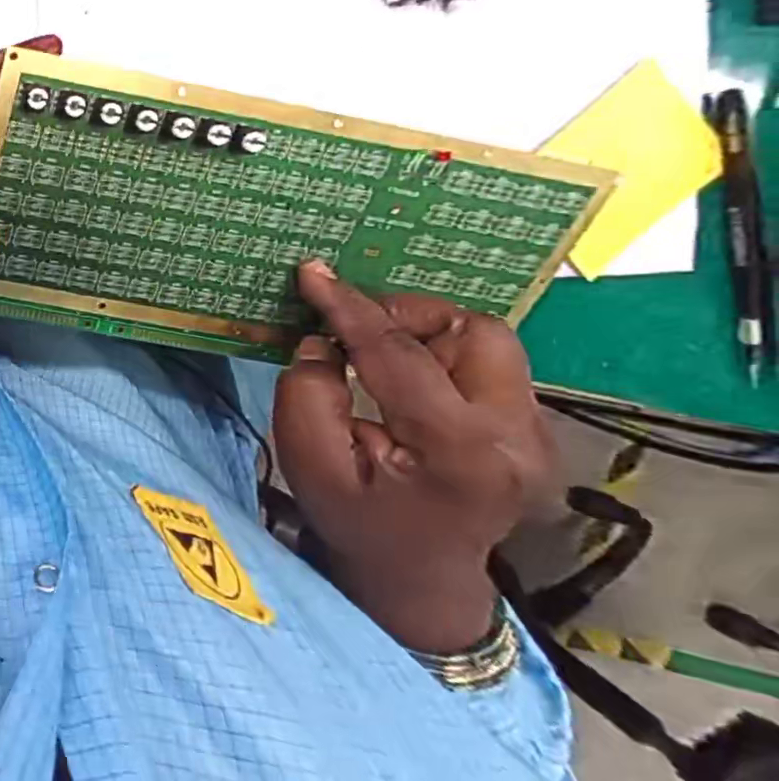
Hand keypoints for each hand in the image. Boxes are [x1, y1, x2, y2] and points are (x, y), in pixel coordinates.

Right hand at [272, 260, 560, 652]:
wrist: (417, 572)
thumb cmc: (354, 518)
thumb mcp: (307, 461)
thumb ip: (308, 393)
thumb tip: (324, 343)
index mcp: (458, 450)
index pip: (400, 355)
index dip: (350, 308)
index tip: (313, 273)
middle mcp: (518, 435)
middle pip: (474, 331)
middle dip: (405, 315)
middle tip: (350, 328)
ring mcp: (537, 432)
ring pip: (487, 339)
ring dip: (423, 331)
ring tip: (375, 350)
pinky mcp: (533, 427)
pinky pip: (487, 361)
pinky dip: (438, 350)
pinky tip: (403, 373)